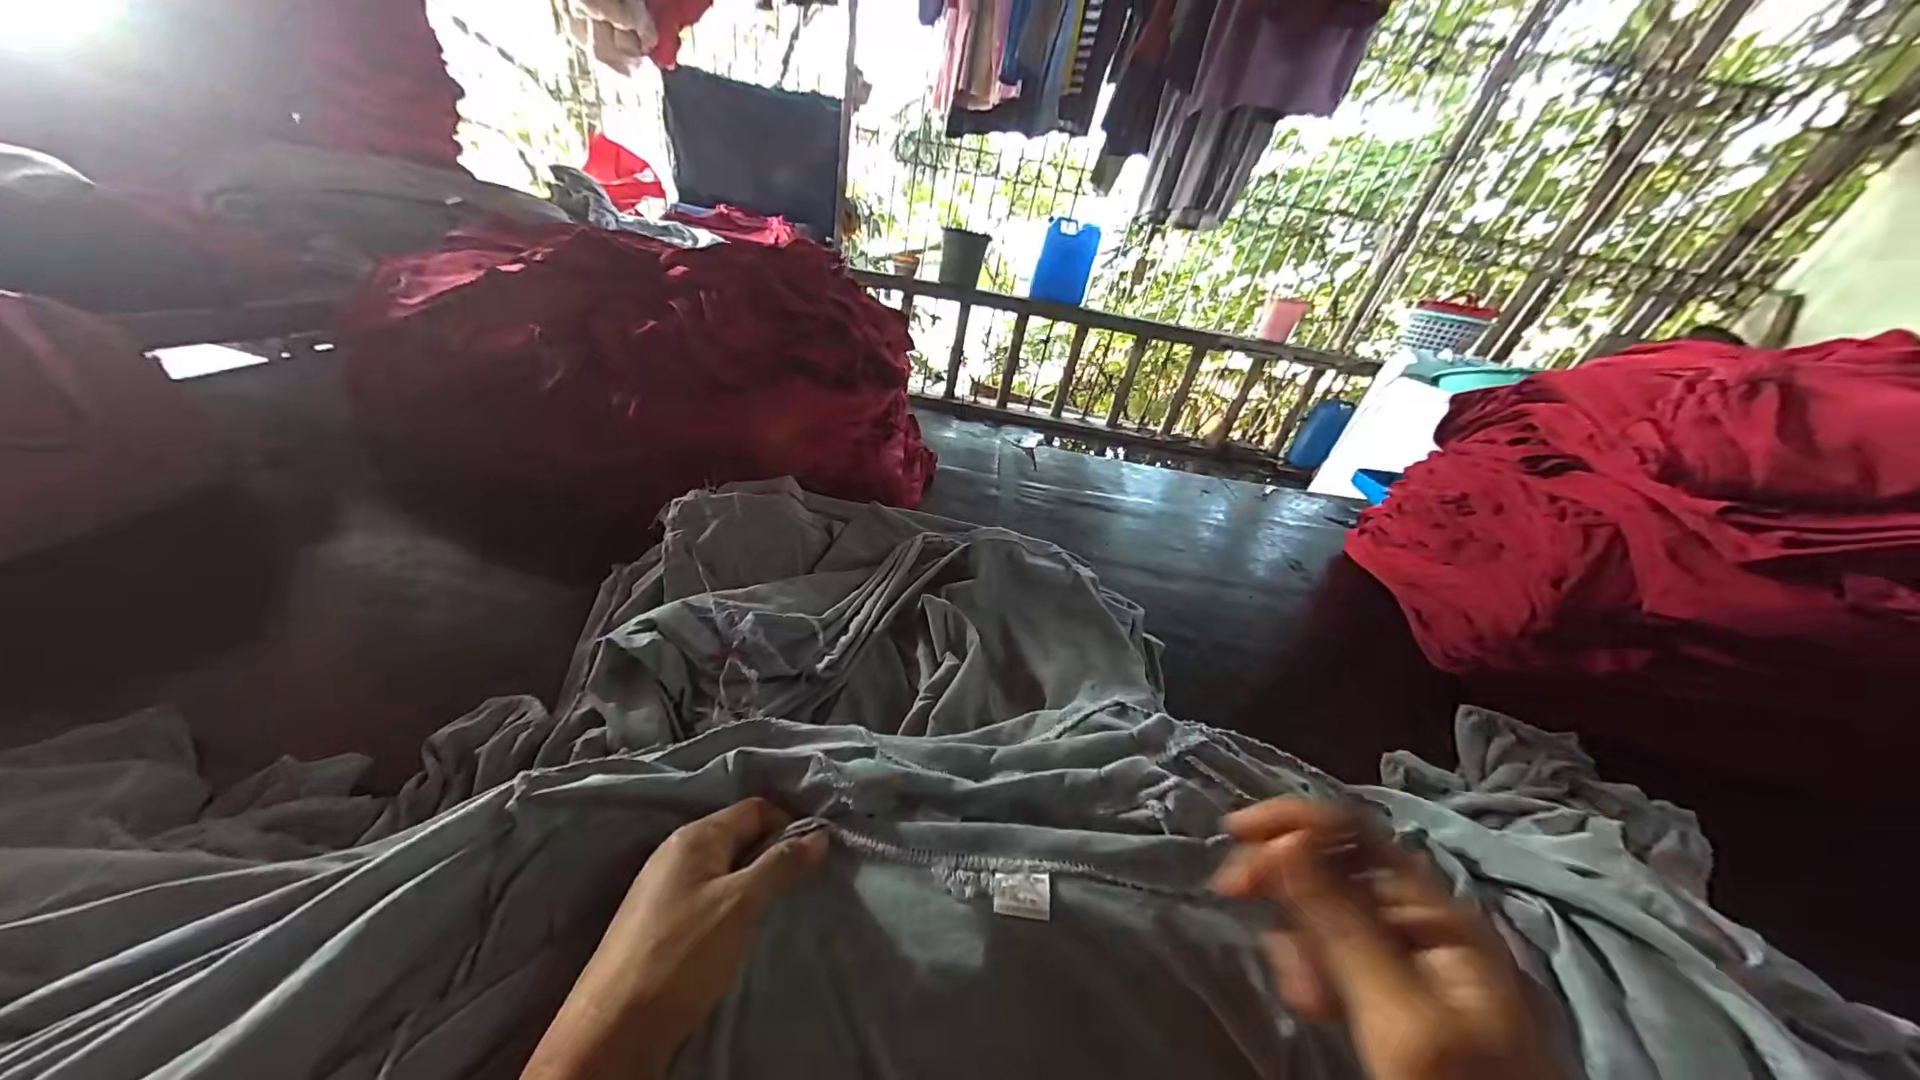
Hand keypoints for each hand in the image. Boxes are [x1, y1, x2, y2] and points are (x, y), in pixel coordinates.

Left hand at [522, 798, 828, 1079]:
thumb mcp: (741, 905)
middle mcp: (677, 851)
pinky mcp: (659, 918)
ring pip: (726, 866)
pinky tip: (739, 928)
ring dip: (754, 880)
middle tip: (799, 883)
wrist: (610, 1033)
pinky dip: (732, 901)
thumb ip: (781, 864)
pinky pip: (709, 891)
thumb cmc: (681, 956)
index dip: (789, 825)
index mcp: (695, 836)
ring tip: (773, 907)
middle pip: (741, 834)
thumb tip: (820, 834)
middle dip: (773, 853)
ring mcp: (664, 885)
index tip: (814, 857)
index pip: (756, 808)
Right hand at [1212, 798, 1561, 1079]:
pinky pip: (1324, 947)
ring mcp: (1400, 955)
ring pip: (1320, 906)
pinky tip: (1307, 1000)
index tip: (1235, 833)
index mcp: (1436, 913)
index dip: (1292, 820)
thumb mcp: (1401, 1017)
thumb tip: (1284, 841)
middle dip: (1278, 874)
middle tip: (1230, 890)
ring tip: (1297, 988)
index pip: (1354, 830)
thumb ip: (1343, 925)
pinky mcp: (1382, 988)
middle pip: (1329, 862)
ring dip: (1292, 933)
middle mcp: (1417, 919)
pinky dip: (1303, 963)